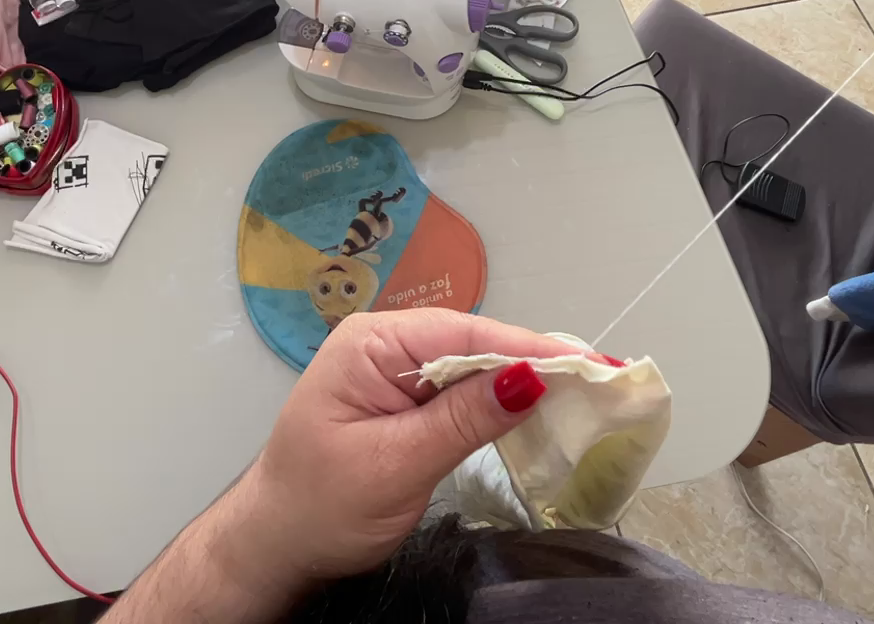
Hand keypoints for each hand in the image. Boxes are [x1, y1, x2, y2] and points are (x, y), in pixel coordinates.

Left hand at [237, 309, 576, 585]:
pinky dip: (493, 396)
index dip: (527, 347)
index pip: (462, 333)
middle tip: (597, 376)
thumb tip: (530, 380)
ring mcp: (391, 366)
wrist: (276, 540)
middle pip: (470, 340)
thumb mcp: (396, 464)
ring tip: (578, 388)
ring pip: (467, 361)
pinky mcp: (401, 393)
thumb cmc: (323, 505)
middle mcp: (383, 341)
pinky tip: (528, 404)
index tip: (586, 362)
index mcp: (372, 343)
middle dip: (530, 359)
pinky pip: (455, 384)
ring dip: (517, 377)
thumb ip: (462, 418)